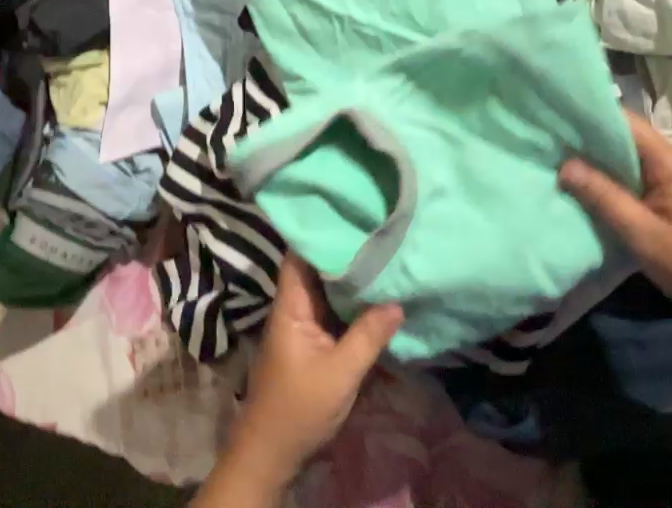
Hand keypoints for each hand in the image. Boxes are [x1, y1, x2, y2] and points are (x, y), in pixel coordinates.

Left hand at [225, 255, 403, 487]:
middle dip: (346, 255)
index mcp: (290, 307)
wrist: (273, 453)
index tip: (351, 217)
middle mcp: (295, 310)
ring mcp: (304, 327)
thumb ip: (368, 336)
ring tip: (386, 259)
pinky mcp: (314, 345)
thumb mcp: (340, 373)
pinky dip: (354, 308)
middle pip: (318, 272)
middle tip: (379, 234)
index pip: (299, 256)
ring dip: (353, 283)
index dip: (321, 234)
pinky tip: (380, 300)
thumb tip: (398, 301)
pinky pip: (335, 316)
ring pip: (329, 294)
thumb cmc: (299, 408)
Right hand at [560, 112, 671, 327]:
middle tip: (551, 142)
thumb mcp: (643, 234)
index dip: (591, 116)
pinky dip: (618, 178)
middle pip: (630, 138)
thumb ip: (604, 197)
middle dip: (591, 139)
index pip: (627, 122)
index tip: (556, 118)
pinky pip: (643, 177)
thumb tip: (565, 164)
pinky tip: (595, 189)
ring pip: (635, 159)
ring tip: (564, 162)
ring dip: (603, 161)